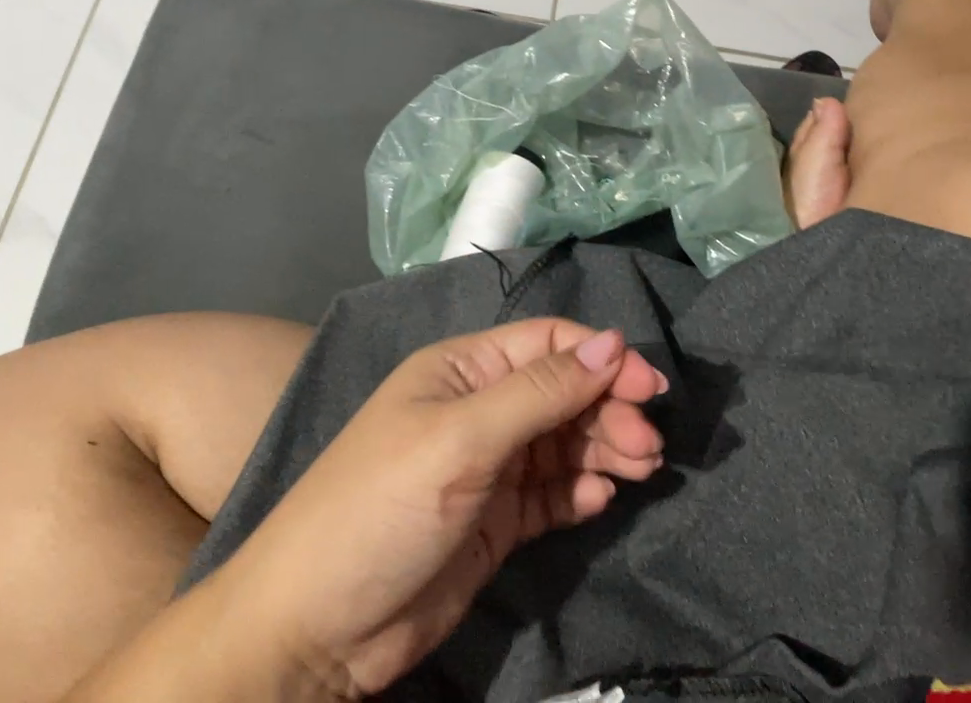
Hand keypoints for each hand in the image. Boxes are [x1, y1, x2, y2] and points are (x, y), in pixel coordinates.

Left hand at [227, 319, 667, 697]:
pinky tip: (599, 500)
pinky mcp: (497, 519)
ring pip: (566, 442)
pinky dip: (581, 491)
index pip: (548, 343)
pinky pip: (553, 493)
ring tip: (641, 470)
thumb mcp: (461, 439)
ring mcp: (490, 467)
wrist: (318, 628)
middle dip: (610, 410)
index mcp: (462, 370)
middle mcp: (479, 409)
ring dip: (606, 449)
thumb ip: (540, 391)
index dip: (603, 359)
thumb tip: (614, 341)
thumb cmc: (384, 508)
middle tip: (647, 447)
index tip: (652, 389)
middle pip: (565, 392)